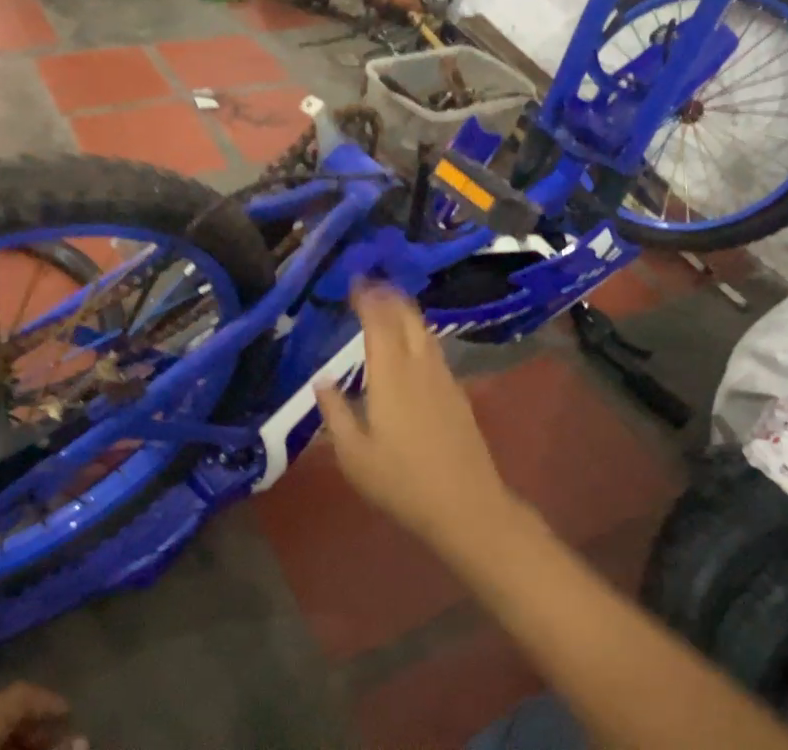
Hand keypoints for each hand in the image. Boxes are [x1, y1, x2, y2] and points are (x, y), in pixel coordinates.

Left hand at [0, 682, 83, 749]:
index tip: (69, 711)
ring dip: (24, 739)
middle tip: (63, 734)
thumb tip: (82, 740)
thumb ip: (53, 749)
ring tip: (49, 747)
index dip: (47, 698)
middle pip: (5, 713)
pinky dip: (7, 748)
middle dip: (37, 723)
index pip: (17, 694)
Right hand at [313, 283, 517, 547]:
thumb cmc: (401, 482)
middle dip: (388, 294)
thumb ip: (335, 413)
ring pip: (424, 330)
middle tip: (368, 282)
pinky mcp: (457, 393)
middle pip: (407, 316)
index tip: (353, 279)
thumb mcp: (354, 454)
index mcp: (391, 375)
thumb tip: (321, 380)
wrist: (466, 506)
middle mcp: (419, 366)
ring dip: (405, 310)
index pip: (379, 321)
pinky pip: (433, 348)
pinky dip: (417, 332)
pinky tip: (410, 342)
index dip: (367, 297)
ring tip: (386, 302)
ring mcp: (443, 378)